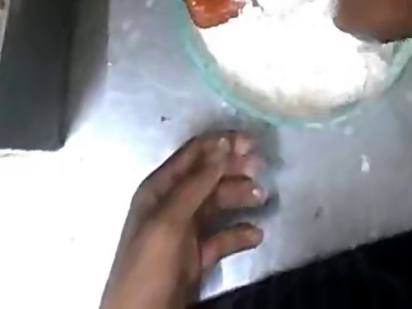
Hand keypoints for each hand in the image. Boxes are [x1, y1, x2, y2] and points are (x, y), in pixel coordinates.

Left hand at [99, 131, 267, 308]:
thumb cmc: (148, 269)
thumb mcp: (169, 222)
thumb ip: (196, 182)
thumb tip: (223, 142)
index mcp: (160, 189)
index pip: (195, 153)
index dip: (222, 143)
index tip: (252, 143)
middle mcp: (173, 204)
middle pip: (209, 175)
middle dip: (235, 168)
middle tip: (262, 169)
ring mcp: (185, 232)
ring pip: (218, 203)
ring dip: (241, 197)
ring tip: (263, 200)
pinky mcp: (196, 259)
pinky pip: (222, 237)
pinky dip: (240, 233)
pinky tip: (256, 235)